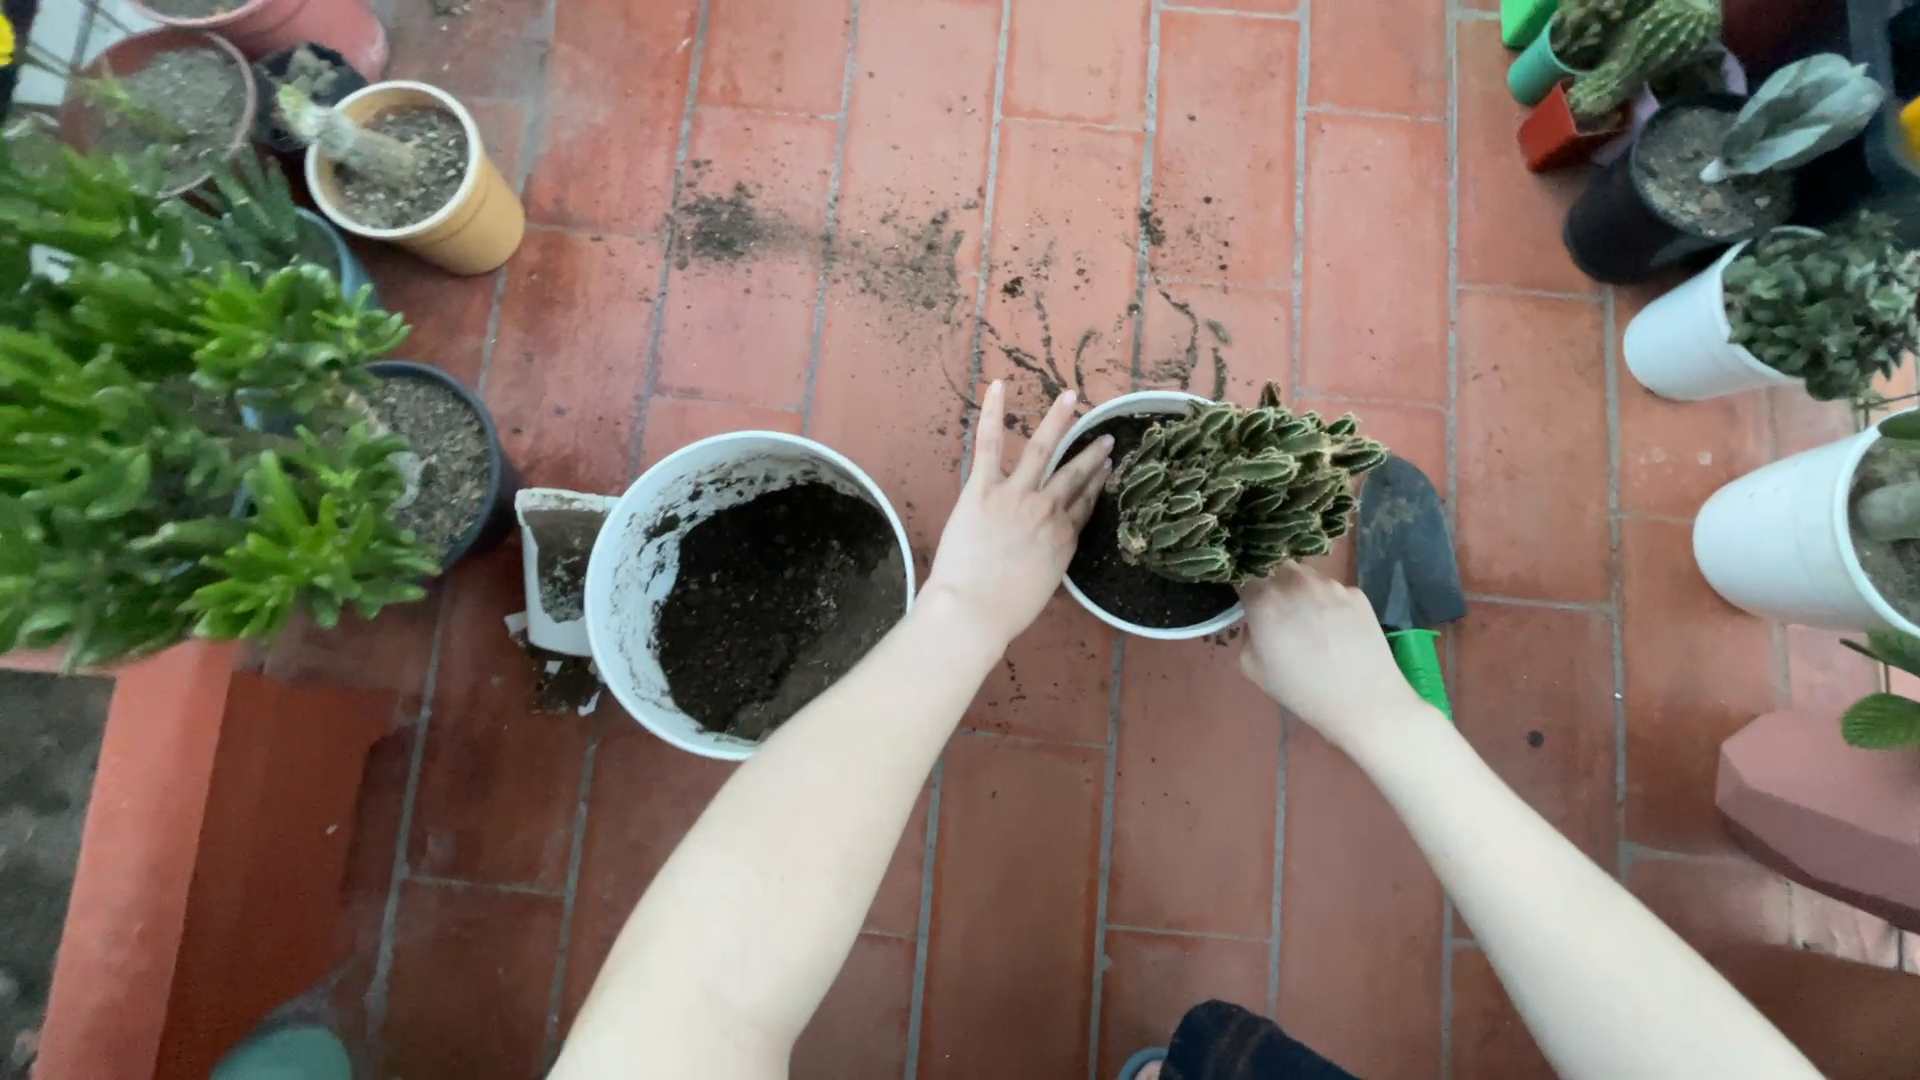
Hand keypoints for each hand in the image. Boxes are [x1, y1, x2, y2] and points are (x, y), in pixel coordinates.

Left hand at [922, 381, 1111, 650]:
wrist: (973, 610)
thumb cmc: (1006, 610)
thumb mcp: (1044, 587)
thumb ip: (1050, 559)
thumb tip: (1049, 550)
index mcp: (1064, 538)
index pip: (1085, 505)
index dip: (1097, 485)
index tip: (1107, 470)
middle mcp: (1048, 511)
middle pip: (1074, 476)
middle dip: (1091, 455)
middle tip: (1105, 438)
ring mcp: (1017, 495)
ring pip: (1043, 450)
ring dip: (1058, 421)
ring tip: (1070, 398)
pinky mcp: (984, 489)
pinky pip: (988, 444)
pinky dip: (992, 413)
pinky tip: (998, 387)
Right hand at [1238, 563, 1432, 747]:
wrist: (1364, 701)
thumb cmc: (1300, 689)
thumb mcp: (1251, 666)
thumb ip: (1246, 632)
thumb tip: (1256, 618)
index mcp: (1264, 599)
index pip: (1243, 575)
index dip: (1243, 586)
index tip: (1245, 600)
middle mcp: (1295, 582)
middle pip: (1274, 566)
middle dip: (1270, 581)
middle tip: (1276, 608)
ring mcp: (1330, 584)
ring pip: (1305, 574)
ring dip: (1299, 588)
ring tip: (1309, 618)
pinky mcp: (1357, 593)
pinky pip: (1332, 589)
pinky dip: (1327, 601)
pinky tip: (1334, 627)